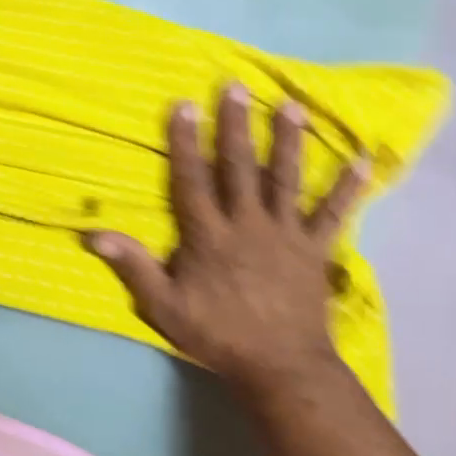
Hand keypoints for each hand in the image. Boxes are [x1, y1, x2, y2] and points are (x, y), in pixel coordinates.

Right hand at [85, 83, 366, 400]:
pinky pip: (333, 215)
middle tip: (236, 87)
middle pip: (239, 167)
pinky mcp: (314, 250)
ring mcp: (285, 235)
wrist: (282, 368)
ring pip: (284, 180)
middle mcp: (247, 225)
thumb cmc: (217, 335)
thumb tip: (94, 234)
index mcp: (209, 236)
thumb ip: (133, 267)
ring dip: (287, 141)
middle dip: (235, 126)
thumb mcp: (164, 306)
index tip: (183, 105)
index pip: (192, 179)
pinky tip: (361, 160)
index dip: (185, 142)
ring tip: (290, 106)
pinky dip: (346, 188)